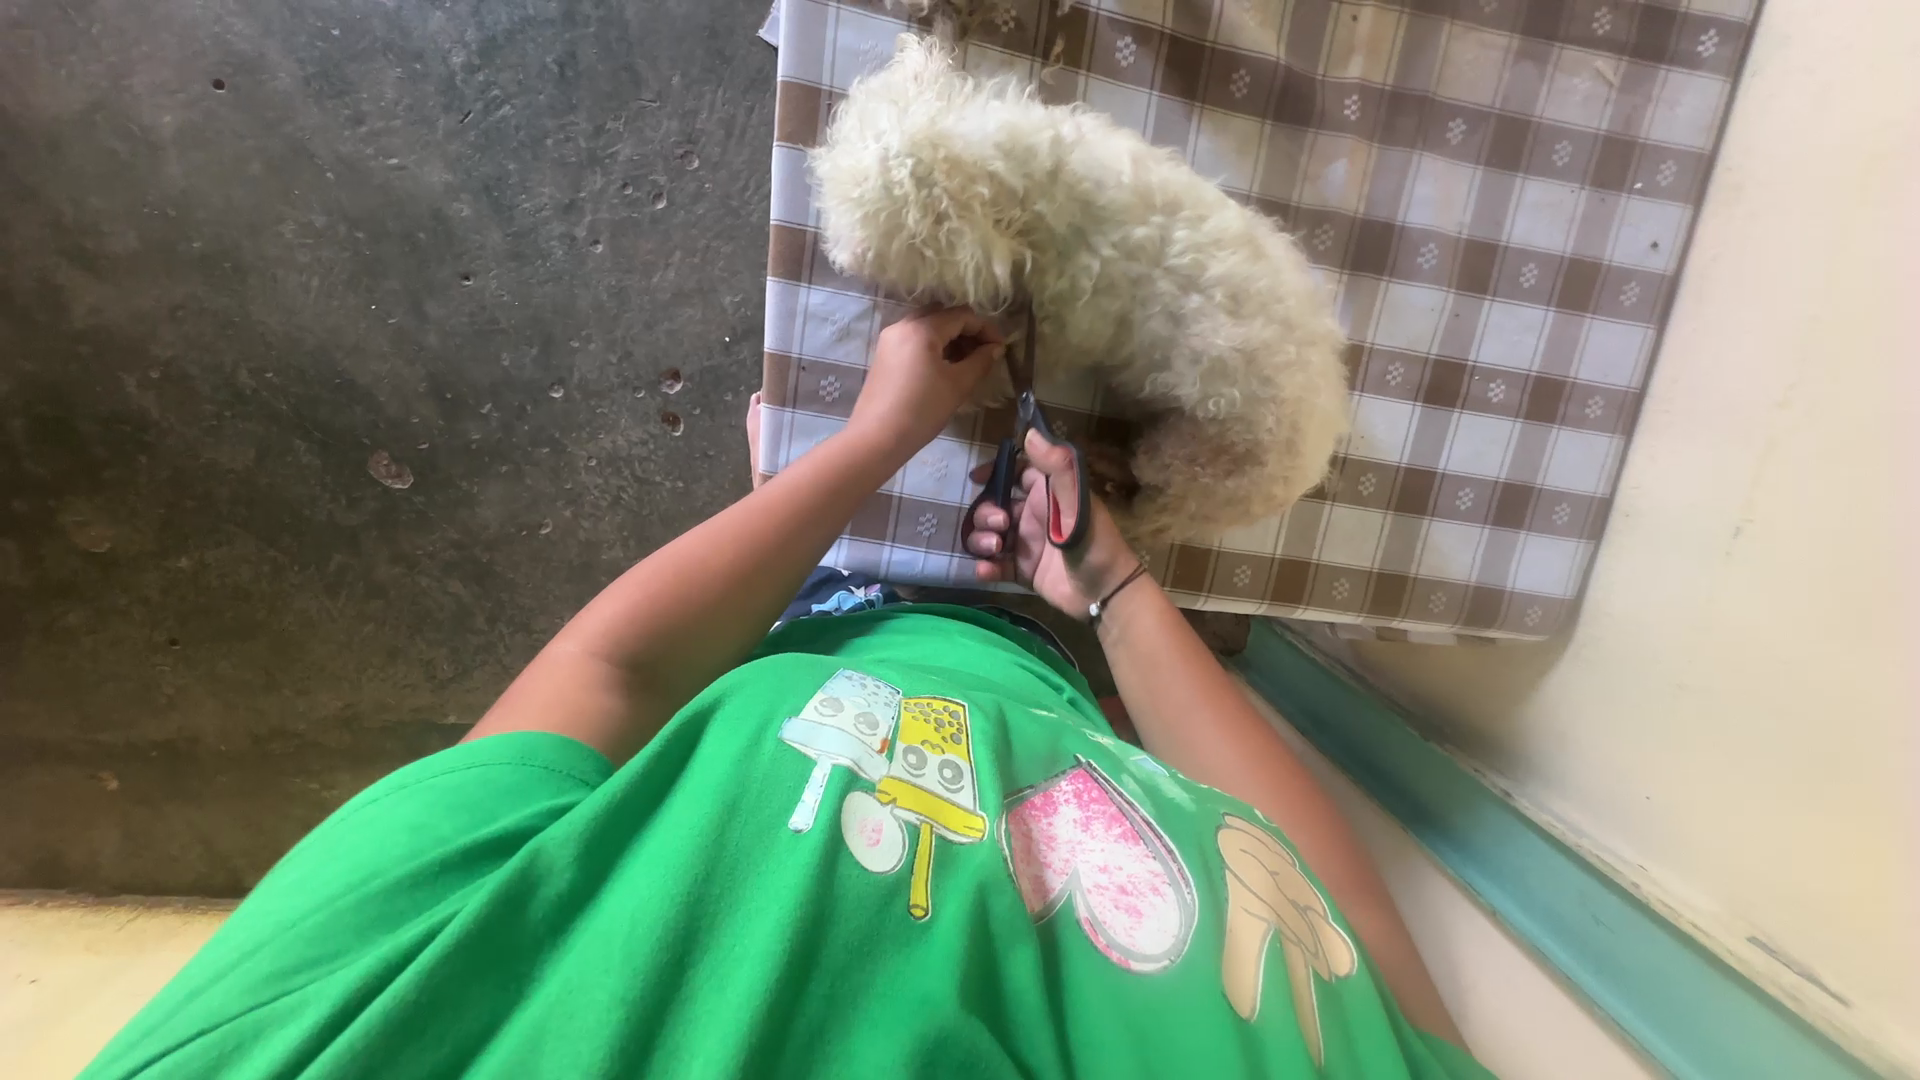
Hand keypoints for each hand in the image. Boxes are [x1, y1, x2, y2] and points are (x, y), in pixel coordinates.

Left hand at [846, 305, 1003, 465]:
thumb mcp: (958, 385)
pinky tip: (944, 367)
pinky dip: (932, 345)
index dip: (985, 328)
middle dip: (966, 330)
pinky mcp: (884, 355)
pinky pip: (914, 339)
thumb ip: (980, 361)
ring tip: (966, 362)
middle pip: (942, 314)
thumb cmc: (922, 411)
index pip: (961, 315)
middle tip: (983, 353)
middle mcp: (903, 325)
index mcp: (922, 329)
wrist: (878, 438)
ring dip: (950, 337)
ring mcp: (890, 339)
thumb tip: (996, 348)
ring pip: (926, 325)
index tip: (1001, 348)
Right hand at [966, 430, 1142, 620]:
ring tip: (995, 549)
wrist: (1103, 593)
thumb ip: (1057, 469)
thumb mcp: (1077, 504)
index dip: (996, 472)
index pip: (1017, 473)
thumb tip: (1030, 433)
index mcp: (1048, 494)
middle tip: (1000, 526)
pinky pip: (995, 564)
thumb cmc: (1094, 543)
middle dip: (986, 513)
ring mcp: (1026, 544)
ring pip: (990, 534)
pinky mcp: (1023, 570)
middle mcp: (1034, 516)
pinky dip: (986, 566)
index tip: (976, 478)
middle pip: (995, 506)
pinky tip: (986, 570)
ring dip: (982, 539)